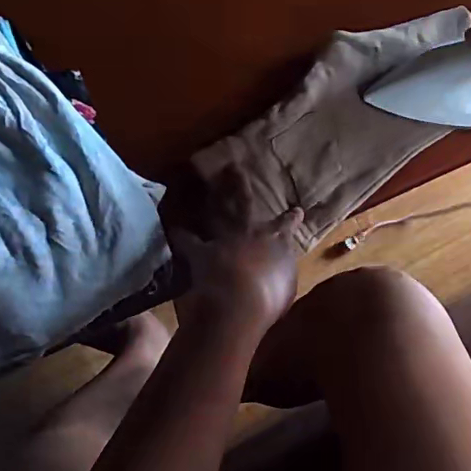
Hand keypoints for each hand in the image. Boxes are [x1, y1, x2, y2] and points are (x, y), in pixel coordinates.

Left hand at [171, 174, 304, 335]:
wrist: (242, 303)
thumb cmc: (272, 299)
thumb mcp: (287, 287)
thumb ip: (283, 274)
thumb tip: (280, 270)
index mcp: (277, 243)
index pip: (286, 227)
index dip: (291, 219)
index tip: (295, 210)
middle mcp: (251, 233)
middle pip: (245, 204)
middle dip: (240, 185)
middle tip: (234, 167)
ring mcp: (225, 240)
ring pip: (218, 212)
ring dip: (213, 197)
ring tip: (209, 181)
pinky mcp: (202, 253)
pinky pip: (189, 241)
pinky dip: (182, 235)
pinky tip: (175, 227)